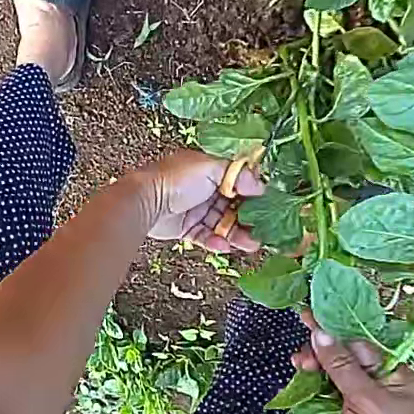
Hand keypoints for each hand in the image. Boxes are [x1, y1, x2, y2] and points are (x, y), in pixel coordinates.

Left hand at [126, 150, 264, 250]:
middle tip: (264, 231)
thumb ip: (237, 174)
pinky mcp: (186, 229)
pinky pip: (206, 237)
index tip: (268, 204)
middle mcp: (203, 190)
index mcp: (209, 170)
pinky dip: (216, 242)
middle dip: (248, 219)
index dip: (252, 193)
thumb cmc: (176, 179)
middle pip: (232, 206)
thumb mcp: (211, 167)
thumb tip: (260, 185)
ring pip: (222, 224)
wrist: (145, 201)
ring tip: (251, 245)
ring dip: (237, 234)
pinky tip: (225, 246)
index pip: (237, 182)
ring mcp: (195, 210)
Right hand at [293, 310, 413, 413]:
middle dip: (321, 352)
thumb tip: (321, 333)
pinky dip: (319, 389)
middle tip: (298, 359)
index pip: (357, 342)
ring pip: (336, 375)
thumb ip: (342, 366)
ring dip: (317, 369)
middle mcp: (381, 381)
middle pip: (345, 357)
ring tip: (298, 368)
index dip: (332, 331)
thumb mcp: (366, 400)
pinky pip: (333, 394)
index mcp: (393, 371)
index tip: (306, 315)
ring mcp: (368, 400)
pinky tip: (305, 385)